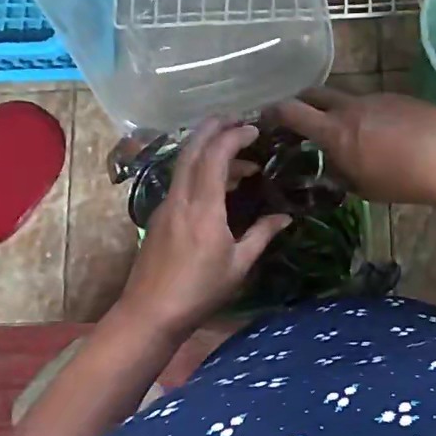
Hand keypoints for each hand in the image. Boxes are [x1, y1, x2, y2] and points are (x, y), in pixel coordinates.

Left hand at [116, 120, 291, 333]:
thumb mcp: (238, 265)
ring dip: (208, 151)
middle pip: (193, 149)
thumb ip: (261, 235)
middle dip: (215, 129)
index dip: (235, 136)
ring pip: (184, 163)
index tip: (255, 131)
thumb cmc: (199, 291)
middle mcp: (181, 197)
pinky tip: (216, 185)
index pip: (216, 155)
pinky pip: (180, 180)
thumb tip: (284, 217)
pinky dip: (199, 170)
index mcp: (203, 207)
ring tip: (239, 160)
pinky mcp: (159, 216)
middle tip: (240, 124)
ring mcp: (166, 205)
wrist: (151, 312)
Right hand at [266, 87, 435, 208]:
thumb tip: (332, 168)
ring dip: (334, 111)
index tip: (265, 118)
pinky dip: (362, 115)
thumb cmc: (406, 180)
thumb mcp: (364, 188)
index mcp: (335, 130)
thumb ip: (340, 174)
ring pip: (344, 99)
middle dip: (299, 102)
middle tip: (296, 119)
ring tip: (344, 135)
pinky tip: (380, 137)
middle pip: (313, 93)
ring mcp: (376, 98)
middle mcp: (351, 106)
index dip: (272, 112)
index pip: (291, 110)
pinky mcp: (399, 98)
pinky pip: (370, 103)